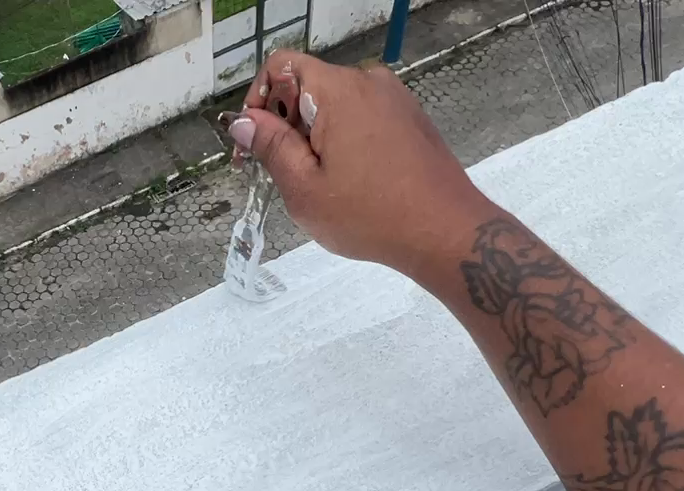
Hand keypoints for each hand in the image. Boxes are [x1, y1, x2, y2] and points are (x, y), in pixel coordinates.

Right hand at [227, 50, 494, 274]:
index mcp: (337, 90)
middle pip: (308, 86)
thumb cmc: (368, 215)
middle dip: (285, 126)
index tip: (252, 147)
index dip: (257, 103)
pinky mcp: (408, 118)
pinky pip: (361, 118)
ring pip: (334, 105)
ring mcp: (392, 97)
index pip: (280, 67)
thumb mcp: (305, 188)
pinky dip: (342, 142)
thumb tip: (242, 121)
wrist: (441, 230)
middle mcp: (367, 81)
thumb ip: (271, 147)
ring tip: (318, 187)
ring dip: (313, 138)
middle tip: (282, 178)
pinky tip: (348, 183)